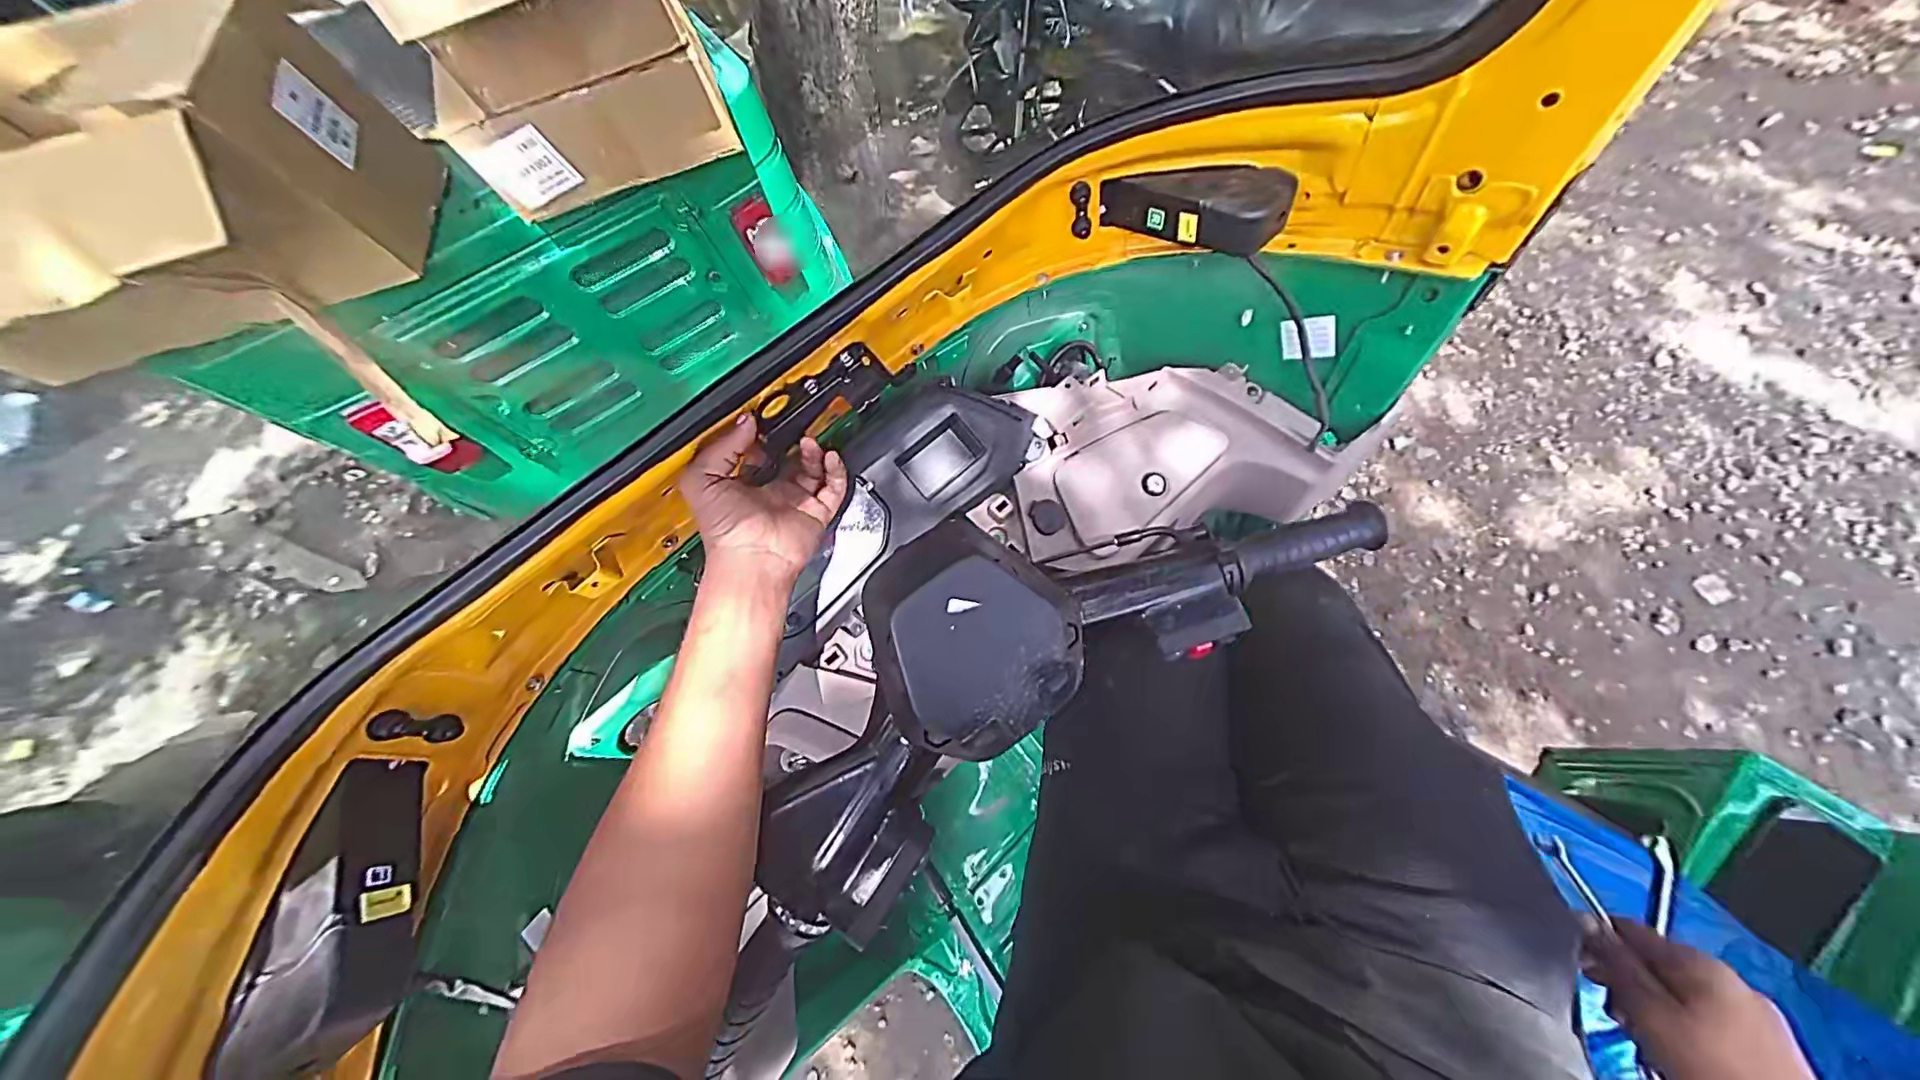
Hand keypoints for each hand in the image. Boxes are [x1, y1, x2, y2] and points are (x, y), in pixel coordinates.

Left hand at [681, 414, 847, 582]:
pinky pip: (834, 487)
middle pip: (789, 459)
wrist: (751, 559)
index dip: (759, 435)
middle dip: (792, 440)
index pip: (756, 453)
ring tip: (808, 439)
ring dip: (814, 451)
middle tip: (792, 424)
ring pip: (814, 469)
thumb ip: (722, 445)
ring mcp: (796, 502)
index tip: (761, 420)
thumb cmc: (724, 531)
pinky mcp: (817, 512)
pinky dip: (835, 470)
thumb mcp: (701, 477)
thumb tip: (745, 423)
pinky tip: (827, 456)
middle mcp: (771, 493)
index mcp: (743, 486)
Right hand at [1581, 917, 1815, 1079]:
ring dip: (1651, 1010)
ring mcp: (1755, 1016)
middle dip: (1626, 982)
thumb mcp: (1648, 1011)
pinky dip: (1681, 1030)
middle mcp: (1731, 980)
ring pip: (1679, 995)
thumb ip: (1616, 962)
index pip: (1632, 929)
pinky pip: (1705, 1021)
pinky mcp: (1768, 1048)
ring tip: (1646, 1038)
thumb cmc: (1709, 1065)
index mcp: (1702, 963)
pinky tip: (1678, 1053)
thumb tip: (1585, 920)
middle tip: (1615, 1010)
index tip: (1582, 963)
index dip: (1598, 940)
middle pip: (1656, 964)